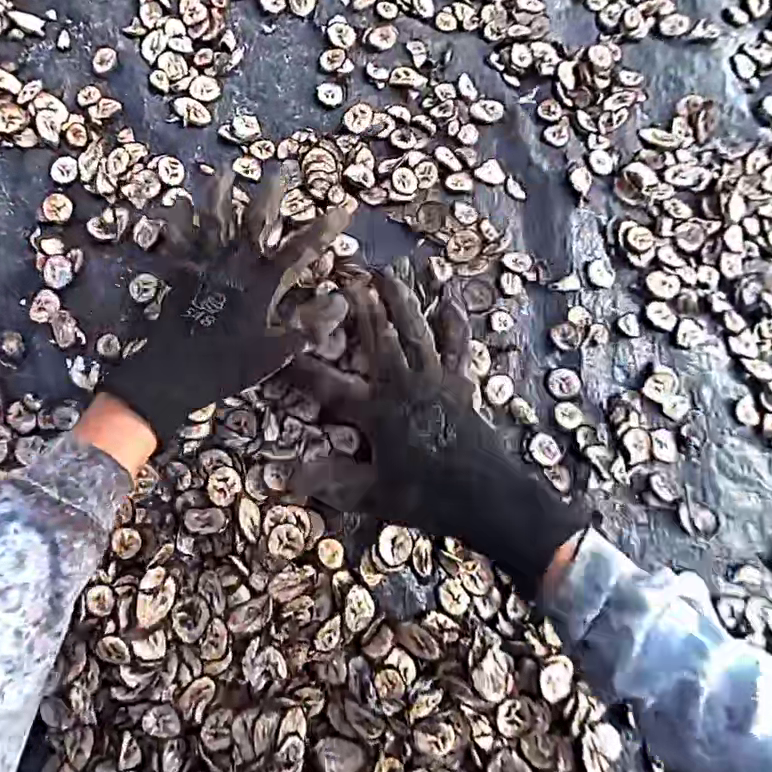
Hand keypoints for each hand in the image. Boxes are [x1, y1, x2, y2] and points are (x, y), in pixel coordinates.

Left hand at [100, 167, 351, 444]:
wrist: (175, 372)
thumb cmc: (229, 365)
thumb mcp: (276, 352)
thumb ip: (310, 326)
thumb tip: (341, 299)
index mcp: (263, 283)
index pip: (301, 249)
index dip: (324, 228)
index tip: (343, 207)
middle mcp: (236, 265)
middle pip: (256, 220)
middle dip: (271, 192)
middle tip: (281, 168)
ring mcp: (205, 264)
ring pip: (214, 220)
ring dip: (220, 194)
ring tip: (224, 171)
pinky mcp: (179, 272)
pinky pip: (178, 239)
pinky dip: (178, 219)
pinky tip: (177, 201)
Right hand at [289, 263, 587, 596]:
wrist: (493, 499)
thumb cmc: (429, 498)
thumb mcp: (374, 497)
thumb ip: (333, 483)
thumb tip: (287, 477)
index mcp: (376, 410)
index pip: (328, 384)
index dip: (300, 366)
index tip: (278, 347)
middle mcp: (402, 385)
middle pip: (378, 337)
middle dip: (360, 306)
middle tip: (348, 277)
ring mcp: (434, 379)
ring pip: (415, 329)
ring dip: (401, 299)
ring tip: (390, 272)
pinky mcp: (459, 381)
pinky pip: (456, 344)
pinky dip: (453, 321)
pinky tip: (450, 299)